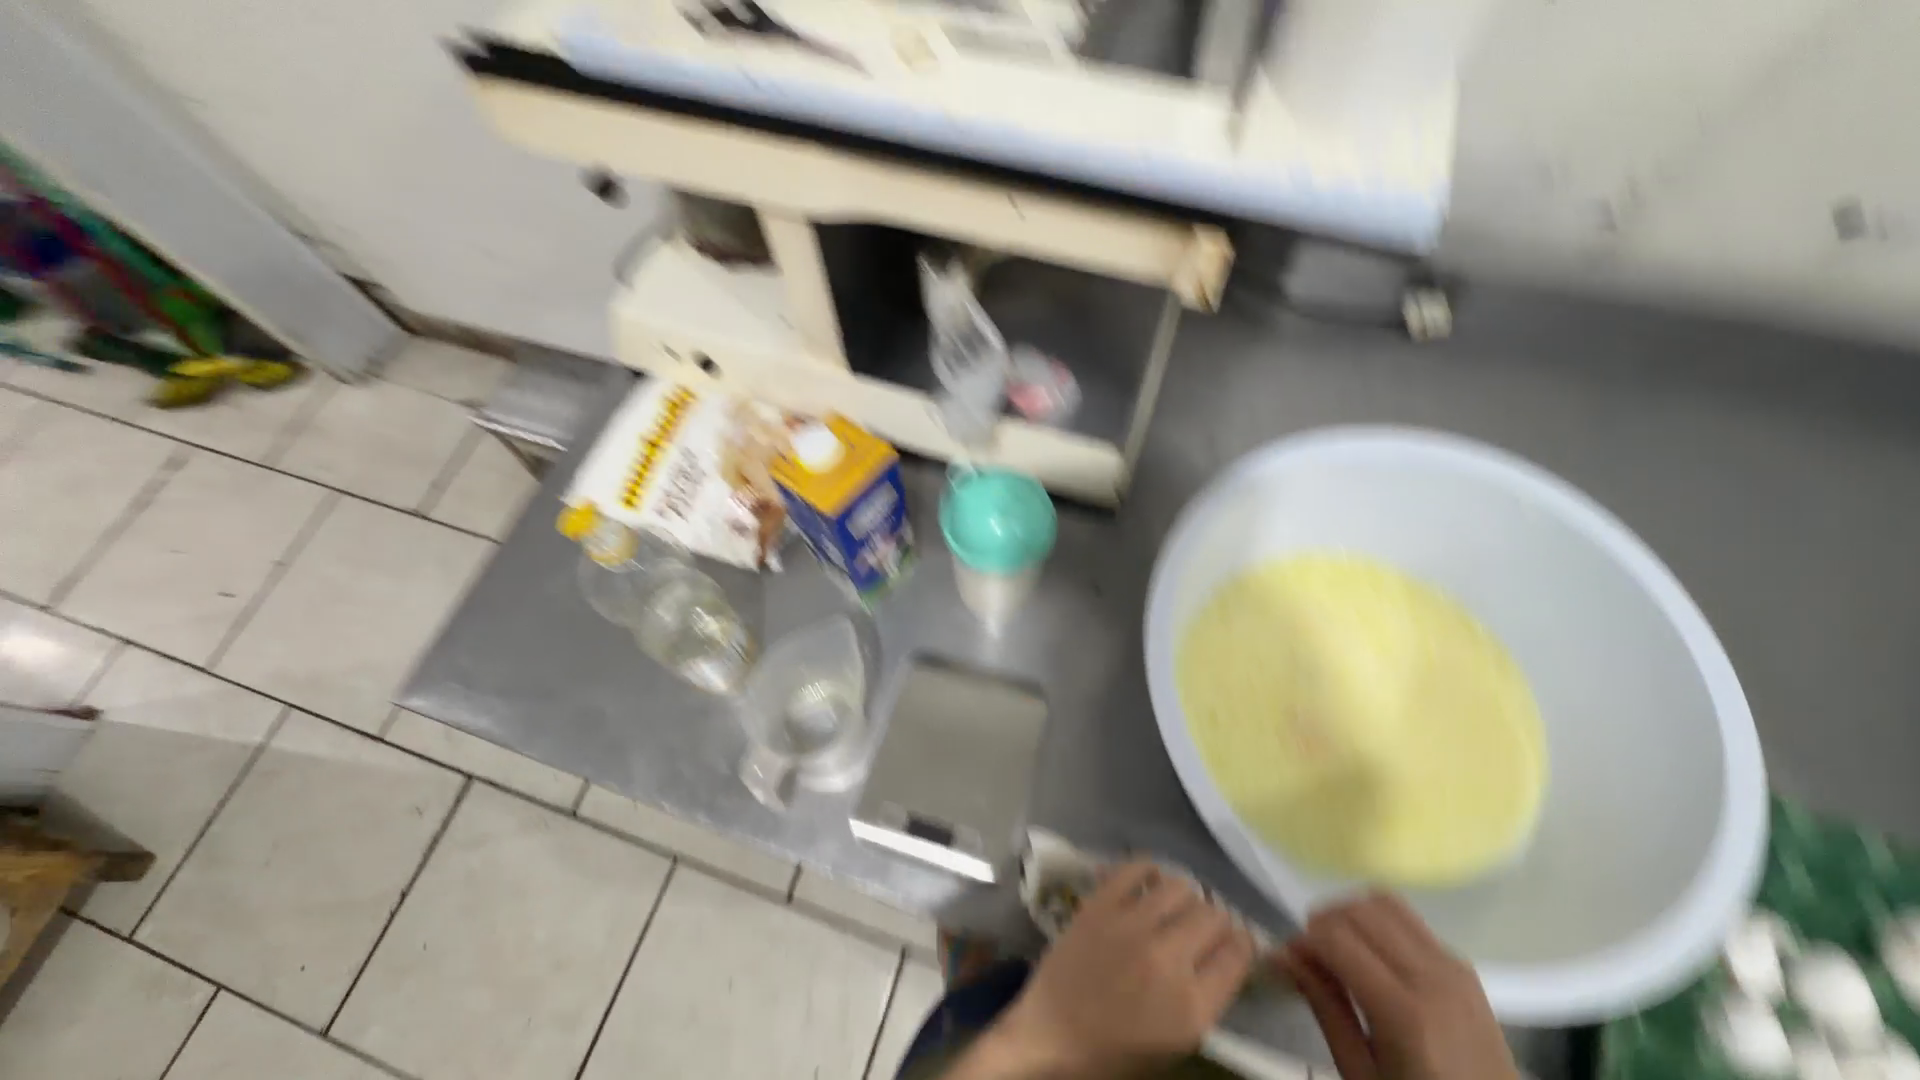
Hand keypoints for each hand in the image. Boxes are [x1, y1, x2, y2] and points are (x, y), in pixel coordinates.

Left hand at [974, 862, 1256, 1078]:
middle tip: (1201, 929)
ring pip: (1181, 886)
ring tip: (1174, 908)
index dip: (1242, 943)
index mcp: (1193, 1005)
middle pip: (1214, 916)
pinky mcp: (1099, 906)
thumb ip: (1207, 995)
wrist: (1052, 1037)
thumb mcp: (1178, 1038)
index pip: (1239, 953)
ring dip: (1184, 897)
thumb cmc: (1117, 1049)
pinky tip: (1147, 883)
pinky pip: (1135, 868)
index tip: (1233, 942)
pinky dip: (1148, 871)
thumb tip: (1226, 952)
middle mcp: (1168, 958)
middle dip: (1215, 921)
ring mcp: (1131, 926)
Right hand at [1279, 894, 1518, 1079]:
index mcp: (1404, 1013)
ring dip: (1351, 914)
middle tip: (1310, 954)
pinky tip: (1372, 958)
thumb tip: (1282, 956)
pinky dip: (1379, 925)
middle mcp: (1432, 977)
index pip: (1337, 939)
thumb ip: (1324, 1007)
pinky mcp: (1464, 967)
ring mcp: (1454, 967)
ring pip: (1386, 903)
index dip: (1303, 940)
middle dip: (1323, 922)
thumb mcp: (1360, 1074)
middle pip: (1360, 910)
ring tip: (1338, 947)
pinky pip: (1410, 922)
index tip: (1288, 960)